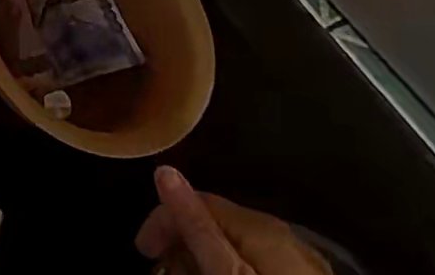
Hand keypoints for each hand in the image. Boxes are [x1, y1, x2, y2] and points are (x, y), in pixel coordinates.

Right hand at [135, 166, 332, 274]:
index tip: (141, 252)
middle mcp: (277, 233)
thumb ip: (197, 226)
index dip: (163, 219)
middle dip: (182, 244)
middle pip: (215, 222)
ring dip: (201, 260)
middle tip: (161, 274)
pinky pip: (252, 265)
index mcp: (259, 225)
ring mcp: (293, 260)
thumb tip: (164, 170)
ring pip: (232, 245)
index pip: (198, 199)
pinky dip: (226, 270)